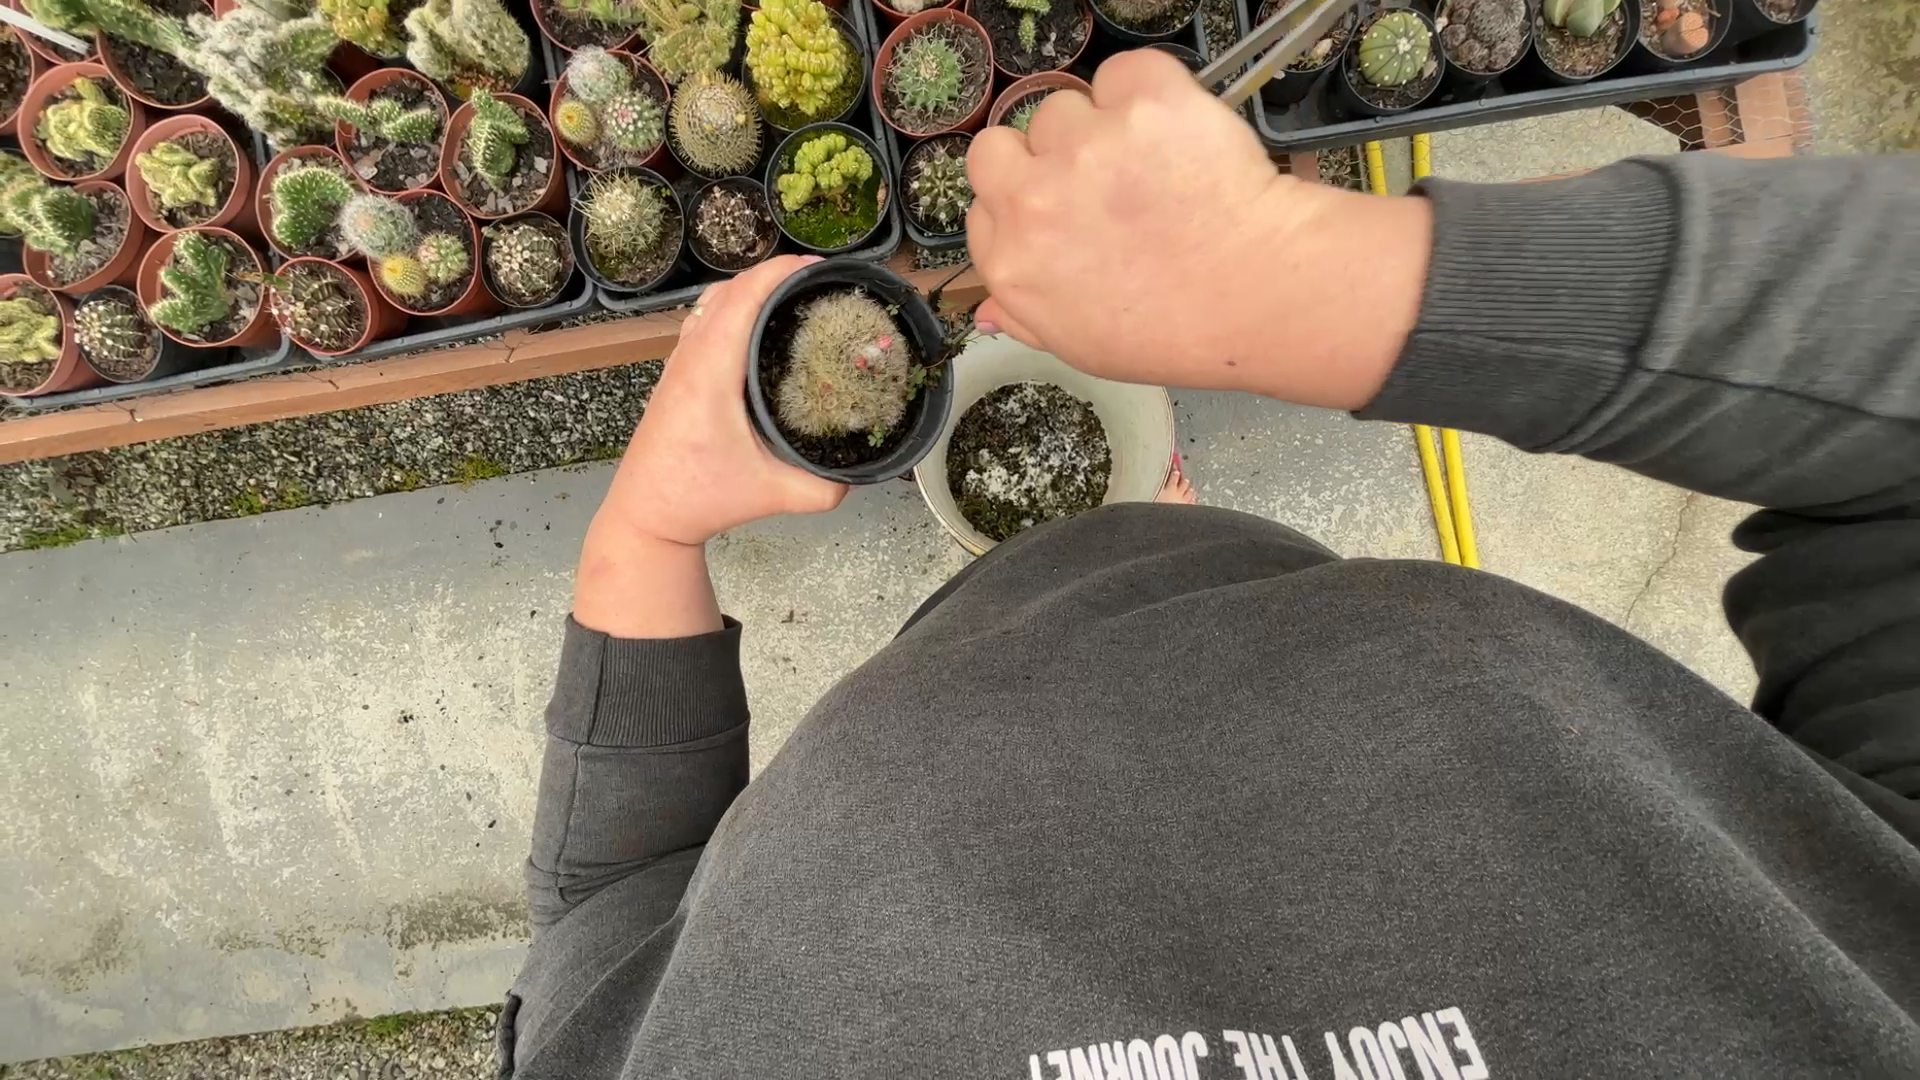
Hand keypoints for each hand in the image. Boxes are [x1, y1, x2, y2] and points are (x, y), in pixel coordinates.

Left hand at [594, 255, 848, 548]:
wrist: (647, 513)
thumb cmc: (700, 499)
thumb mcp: (774, 495)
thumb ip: (823, 488)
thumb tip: (858, 475)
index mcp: (711, 374)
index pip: (742, 300)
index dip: (779, 272)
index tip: (818, 266)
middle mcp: (690, 359)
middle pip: (728, 291)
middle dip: (773, 275)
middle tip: (817, 281)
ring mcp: (678, 364)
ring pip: (712, 304)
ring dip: (751, 290)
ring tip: (792, 297)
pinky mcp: (676, 376)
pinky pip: (703, 322)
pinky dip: (734, 309)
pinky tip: (759, 329)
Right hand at [966, 51, 1430, 409]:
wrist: (1248, 296)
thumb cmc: (1165, 334)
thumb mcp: (1077, 346)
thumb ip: (1022, 318)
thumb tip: (986, 310)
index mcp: (1012, 264)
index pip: (981, 211)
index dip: (1018, 211)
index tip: (1054, 219)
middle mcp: (1032, 201)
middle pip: (994, 148)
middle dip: (1030, 161)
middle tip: (1081, 183)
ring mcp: (1086, 146)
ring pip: (1061, 109)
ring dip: (1092, 130)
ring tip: (1142, 166)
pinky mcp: (1143, 102)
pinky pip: (1122, 73)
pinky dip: (1143, 94)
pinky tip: (1169, 136)